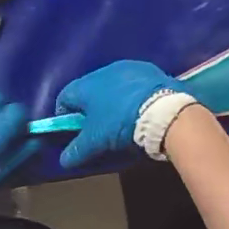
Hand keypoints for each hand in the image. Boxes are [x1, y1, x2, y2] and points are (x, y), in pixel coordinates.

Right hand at [54, 60, 193, 167]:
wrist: (164, 112)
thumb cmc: (119, 124)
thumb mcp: (96, 141)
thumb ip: (77, 150)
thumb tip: (64, 160)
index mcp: (84, 86)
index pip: (65, 98)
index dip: (65, 115)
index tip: (73, 129)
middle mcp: (102, 71)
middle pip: (88, 90)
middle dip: (90, 107)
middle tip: (97, 126)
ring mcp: (126, 68)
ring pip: (111, 84)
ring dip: (111, 98)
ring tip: (120, 117)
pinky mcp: (149, 70)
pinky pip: (133, 83)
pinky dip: (131, 94)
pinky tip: (139, 107)